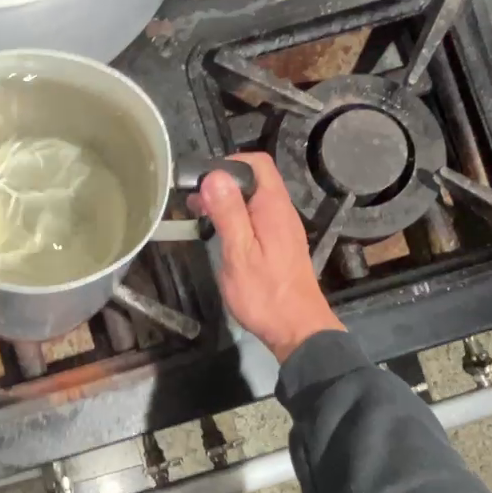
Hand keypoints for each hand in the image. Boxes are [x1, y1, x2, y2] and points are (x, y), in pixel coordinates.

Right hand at [190, 153, 343, 361]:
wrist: (297, 329)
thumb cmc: (264, 294)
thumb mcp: (239, 254)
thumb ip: (228, 213)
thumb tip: (215, 176)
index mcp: (273, 207)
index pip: (256, 163)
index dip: (228, 164)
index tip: (201, 182)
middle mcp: (281, 211)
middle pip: (254, 179)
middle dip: (222, 183)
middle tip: (194, 204)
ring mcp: (282, 228)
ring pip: (254, 199)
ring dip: (227, 202)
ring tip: (200, 217)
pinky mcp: (279, 244)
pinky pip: (256, 217)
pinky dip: (236, 218)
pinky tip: (220, 235)